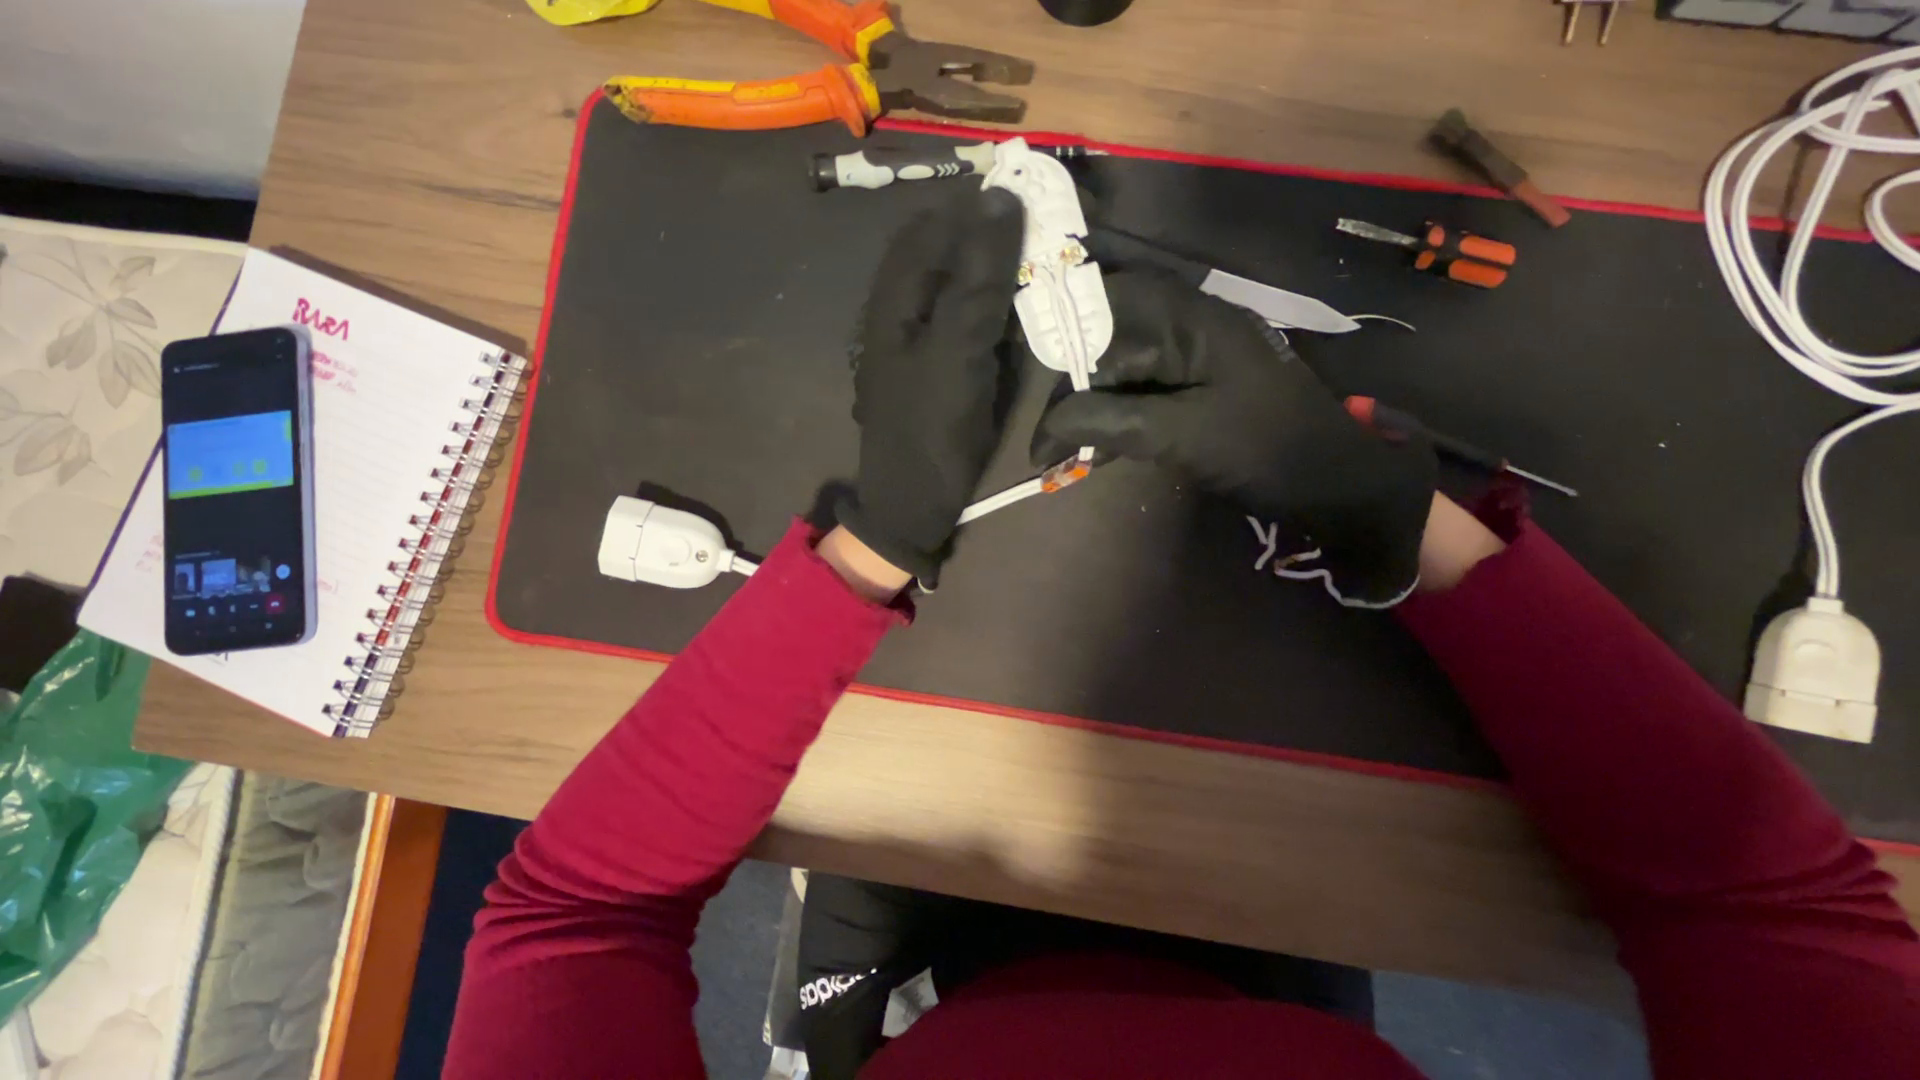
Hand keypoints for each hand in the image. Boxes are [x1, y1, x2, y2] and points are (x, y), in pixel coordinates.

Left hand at [838, 188, 1023, 586]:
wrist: (913, 503)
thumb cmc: (932, 427)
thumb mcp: (957, 348)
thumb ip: (978, 276)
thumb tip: (1001, 197)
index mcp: (893, 296)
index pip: (935, 223)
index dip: (978, 202)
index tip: (1031, 192)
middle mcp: (899, 308)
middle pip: (944, 248)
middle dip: (990, 231)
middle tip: (1045, 225)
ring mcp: (917, 337)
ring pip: (957, 281)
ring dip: (995, 265)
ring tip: (1041, 256)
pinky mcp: (936, 363)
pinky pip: (965, 315)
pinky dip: (993, 302)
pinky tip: (1021, 306)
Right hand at [1032, 270, 1436, 605]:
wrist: (1339, 483)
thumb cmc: (1263, 450)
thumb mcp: (1180, 435)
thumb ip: (1110, 421)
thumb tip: (1046, 430)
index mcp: (1190, 321)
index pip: (1104, 318)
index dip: (1066, 356)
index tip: (1043, 404)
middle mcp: (1192, 322)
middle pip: (1112, 333)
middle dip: (1078, 380)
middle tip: (1056, 431)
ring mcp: (1202, 351)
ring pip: (1127, 361)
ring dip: (1098, 400)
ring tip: (1073, 446)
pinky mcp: (1205, 381)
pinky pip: (1149, 384)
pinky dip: (1123, 411)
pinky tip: (1106, 446)